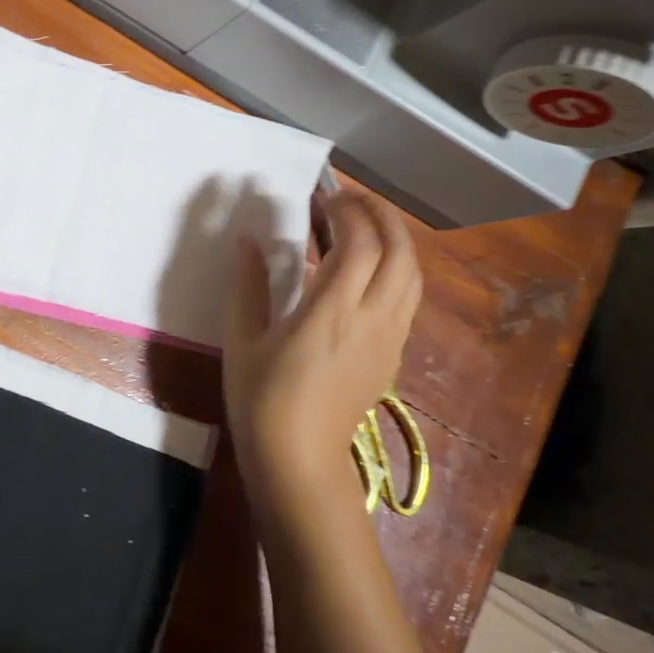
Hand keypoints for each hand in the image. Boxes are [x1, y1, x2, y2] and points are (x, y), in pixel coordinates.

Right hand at [222, 192, 421, 497]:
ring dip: (395, 240)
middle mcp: (372, 319)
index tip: (324, 195)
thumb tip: (248, 240)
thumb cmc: (261, 398)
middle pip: (399, 253)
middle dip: (380, 217)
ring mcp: (389, 337)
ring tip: (364, 225)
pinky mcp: (391, 354)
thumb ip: (249, 284)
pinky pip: (407, 298)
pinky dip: (396, 268)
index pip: (360, 245)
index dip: (349, 212)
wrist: (299, 457)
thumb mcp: (241, 338)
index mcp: (332, 312)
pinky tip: (369, 268)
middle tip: (350, 199)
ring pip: (412, 275)